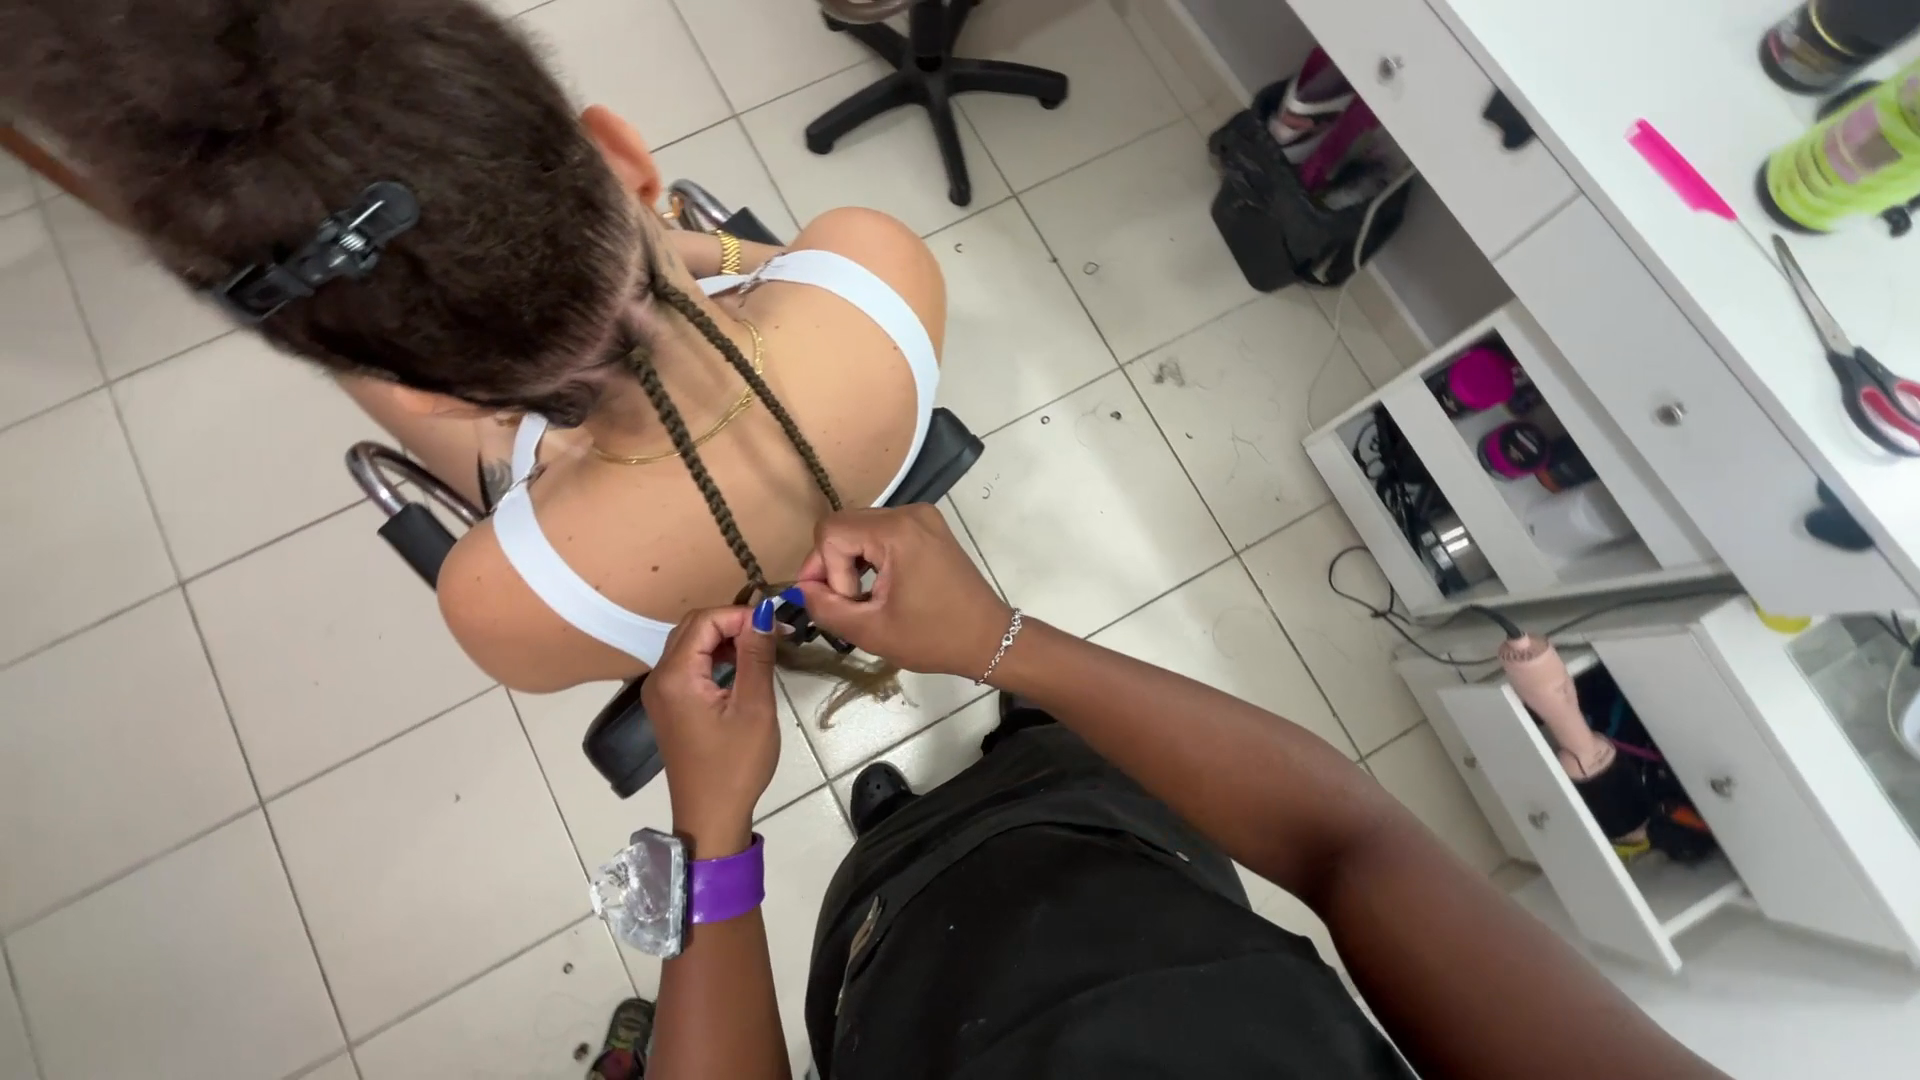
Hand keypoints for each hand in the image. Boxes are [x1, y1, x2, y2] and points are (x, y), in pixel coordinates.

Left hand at [642, 606, 781, 855]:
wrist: (711, 816)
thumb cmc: (735, 765)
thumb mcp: (754, 707)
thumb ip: (756, 655)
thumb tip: (764, 613)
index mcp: (676, 677)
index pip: (705, 620)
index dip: (741, 615)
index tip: (777, 625)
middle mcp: (659, 678)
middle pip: (692, 627)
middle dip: (732, 621)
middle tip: (771, 632)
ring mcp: (661, 692)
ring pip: (690, 643)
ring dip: (724, 637)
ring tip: (762, 646)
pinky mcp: (670, 705)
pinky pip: (688, 664)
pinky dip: (715, 655)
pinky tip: (742, 665)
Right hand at [794, 506, 1012, 679]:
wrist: (989, 639)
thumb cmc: (934, 638)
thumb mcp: (870, 631)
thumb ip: (826, 607)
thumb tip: (802, 589)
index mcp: (897, 532)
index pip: (830, 532)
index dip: (825, 569)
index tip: (845, 602)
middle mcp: (909, 513)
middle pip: (843, 526)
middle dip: (835, 565)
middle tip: (849, 603)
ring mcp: (922, 517)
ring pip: (860, 529)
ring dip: (851, 562)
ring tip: (865, 598)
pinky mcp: (928, 527)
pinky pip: (881, 533)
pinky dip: (871, 557)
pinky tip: (879, 587)